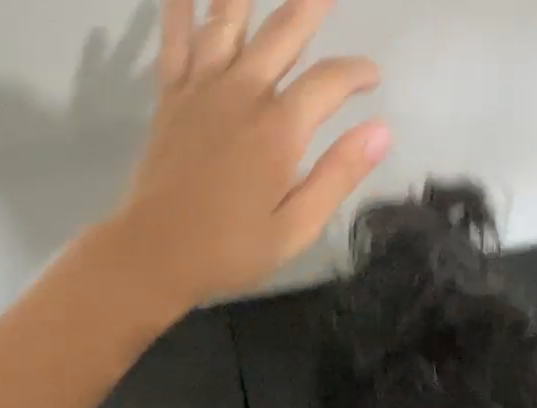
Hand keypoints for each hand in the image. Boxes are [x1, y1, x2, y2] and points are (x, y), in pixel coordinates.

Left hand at [109, 0, 390, 310]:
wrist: (156, 253)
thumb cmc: (232, 250)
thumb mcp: (297, 227)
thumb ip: (338, 174)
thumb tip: (381, 131)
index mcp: (280, 130)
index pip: (330, 81)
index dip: (357, 73)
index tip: (372, 79)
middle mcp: (242, 94)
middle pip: (283, 31)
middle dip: (311, 6)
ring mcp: (202, 89)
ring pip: (228, 19)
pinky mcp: (171, 96)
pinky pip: (175, 37)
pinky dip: (179, 6)